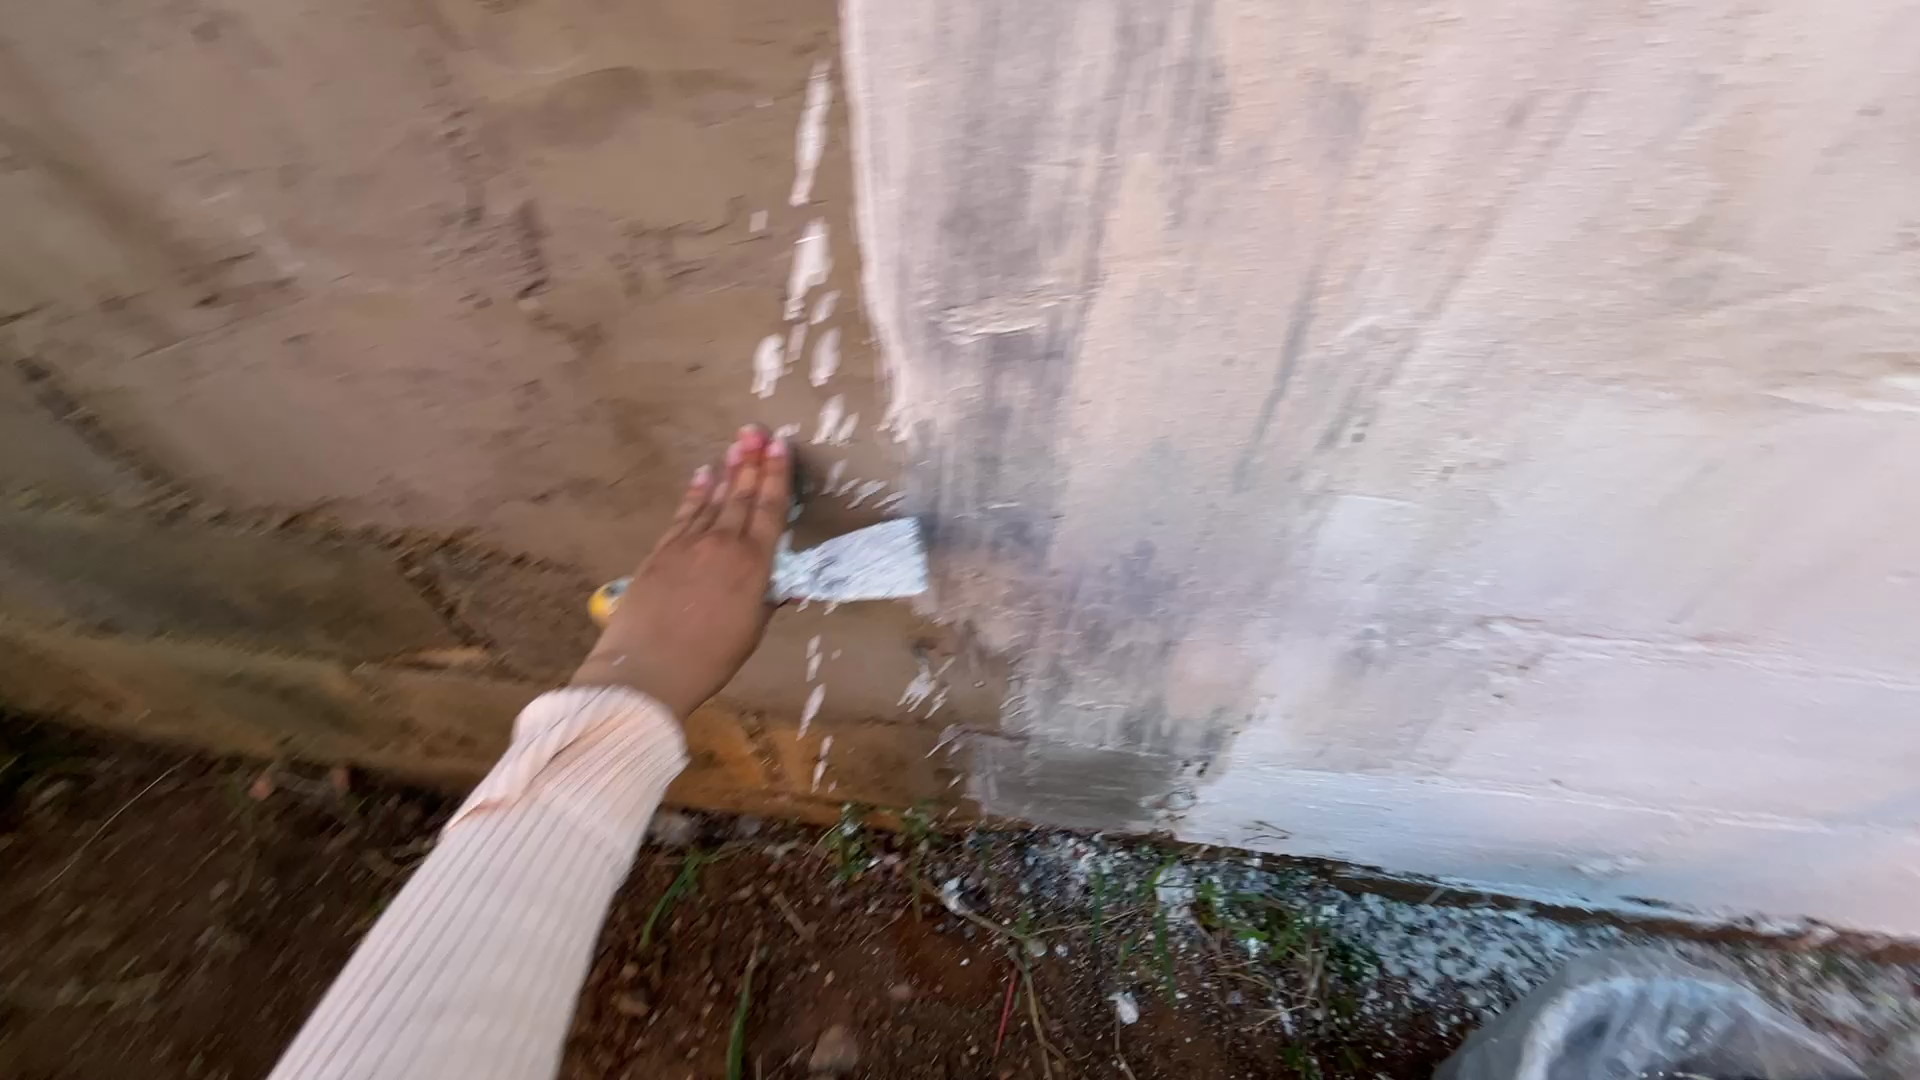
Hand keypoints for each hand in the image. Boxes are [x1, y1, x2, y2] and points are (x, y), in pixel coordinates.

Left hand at [572, 425, 789, 715]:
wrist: (646, 670)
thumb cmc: (711, 658)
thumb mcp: (751, 631)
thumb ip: (767, 600)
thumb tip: (785, 586)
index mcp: (753, 565)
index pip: (770, 510)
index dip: (777, 476)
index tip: (782, 447)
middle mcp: (723, 545)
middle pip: (742, 496)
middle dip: (752, 461)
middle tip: (758, 431)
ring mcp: (689, 544)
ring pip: (715, 499)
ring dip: (728, 470)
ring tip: (739, 443)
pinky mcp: (662, 551)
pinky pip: (684, 514)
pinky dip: (696, 493)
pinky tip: (704, 475)